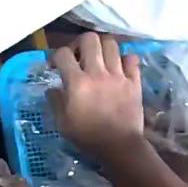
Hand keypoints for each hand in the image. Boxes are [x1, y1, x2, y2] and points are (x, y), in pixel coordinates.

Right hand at [51, 32, 144, 162]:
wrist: (120, 147)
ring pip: (111, 44)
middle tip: (78, 56)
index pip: (63, 53)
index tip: (55, 67)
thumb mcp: (62, 122)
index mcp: (77, 82)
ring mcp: (118, 76)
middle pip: (90, 39)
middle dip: (79, 43)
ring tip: (98, 59)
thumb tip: (53, 88)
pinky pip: (131, 59)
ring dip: (102, 48)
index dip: (55, 56)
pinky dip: (124, 59)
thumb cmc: (87, 137)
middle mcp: (98, 73)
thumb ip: (55, 101)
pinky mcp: (134, 82)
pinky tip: (118, 67)